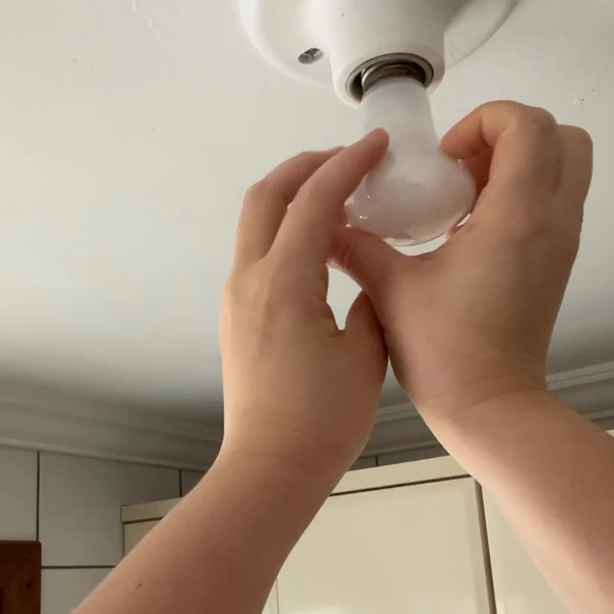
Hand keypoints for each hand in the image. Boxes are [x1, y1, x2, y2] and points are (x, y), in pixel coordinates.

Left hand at [219, 132, 391, 478]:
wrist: (272, 467)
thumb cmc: (321, 422)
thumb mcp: (365, 353)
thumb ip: (368, 301)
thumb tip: (365, 279)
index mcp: (284, 284)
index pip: (314, 201)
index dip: (347, 165)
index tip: (376, 147)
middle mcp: (250, 282)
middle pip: (266, 196)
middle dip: (306, 167)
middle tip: (347, 161)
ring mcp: (237, 300)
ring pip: (255, 224)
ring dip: (291, 199)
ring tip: (336, 199)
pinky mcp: (237, 319)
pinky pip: (256, 254)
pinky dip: (283, 232)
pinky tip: (317, 247)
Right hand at [332, 101, 591, 438]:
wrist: (489, 407)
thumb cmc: (446, 354)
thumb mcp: (390, 290)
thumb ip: (357, 246)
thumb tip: (329, 224)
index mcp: (516, 218)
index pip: (528, 125)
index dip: (483, 122)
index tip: (444, 159)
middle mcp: (552, 223)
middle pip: (561, 137)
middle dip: (509, 135)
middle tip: (460, 166)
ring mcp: (560, 244)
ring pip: (564, 168)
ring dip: (517, 164)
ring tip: (463, 196)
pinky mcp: (554, 264)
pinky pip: (553, 202)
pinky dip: (519, 194)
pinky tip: (469, 228)